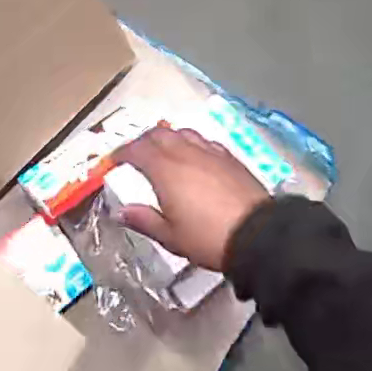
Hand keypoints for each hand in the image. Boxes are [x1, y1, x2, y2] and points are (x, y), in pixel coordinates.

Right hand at [112, 126, 270, 271]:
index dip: (122, 152)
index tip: (114, 160)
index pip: (137, 150)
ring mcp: (210, 152)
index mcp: (166, 170)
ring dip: (167, 137)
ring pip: (183, 132)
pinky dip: (191, 143)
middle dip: (142, 140)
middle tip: (135, 153)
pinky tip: (193, 155)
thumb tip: (121, 211)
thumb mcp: (170, 236)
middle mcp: (186, 153)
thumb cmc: (208, 238)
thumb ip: (144, 220)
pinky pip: (204, 141)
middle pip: (159, 134)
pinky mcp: (229, 157)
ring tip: (162, 150)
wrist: (257, 235)